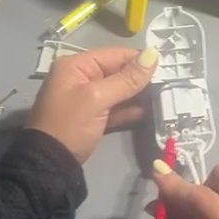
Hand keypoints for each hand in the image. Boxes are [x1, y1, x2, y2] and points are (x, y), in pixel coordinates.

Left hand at [25, 46, 159, 162]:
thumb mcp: (98, 98)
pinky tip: (148, 111)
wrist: (49, 165)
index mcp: (76, 66)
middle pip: (117, 72)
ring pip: (118, 91)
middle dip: (140, 78)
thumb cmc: (71, 124)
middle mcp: (81, 77)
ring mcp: (86, 99)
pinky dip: (129, 110)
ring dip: (138, 95)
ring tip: (162, 97)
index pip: (114, 55)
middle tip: (168, 84)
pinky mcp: (92, 117)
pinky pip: (115, 108)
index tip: (167, 67)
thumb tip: (153, 54)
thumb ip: (127, 78)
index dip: (139, 60)